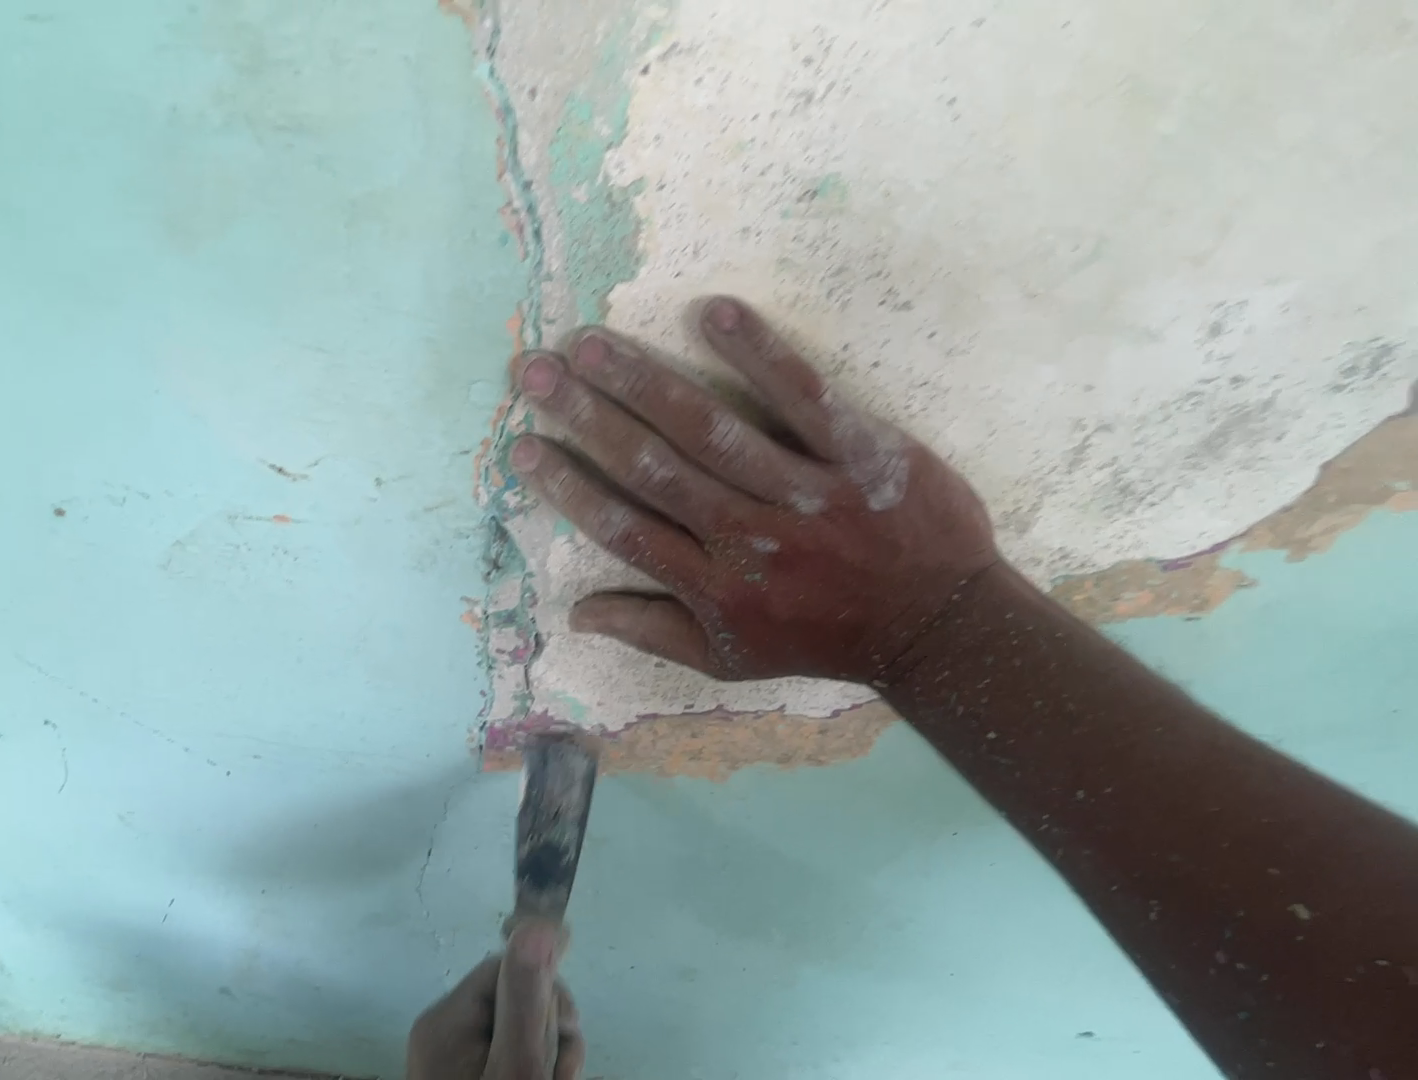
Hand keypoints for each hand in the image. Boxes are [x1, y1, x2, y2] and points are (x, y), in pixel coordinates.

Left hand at [407, 922, 582, 1079]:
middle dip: (549, 1028)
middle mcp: (443, 1029)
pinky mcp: (468, 1073)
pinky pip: (510, 1049)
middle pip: (514, 996)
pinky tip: (547, 1079)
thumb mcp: (517, 1067)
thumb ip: (525, 1001)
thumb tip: (537, 925)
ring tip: (556, 1079)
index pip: (505, 967)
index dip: (543, 989)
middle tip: (561, 1071)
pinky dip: (534, 1063)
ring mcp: (454, 1056)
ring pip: (519, 1025)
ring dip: (549, 1049)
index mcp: (444, 1019)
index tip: (572, 1025)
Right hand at [508, 296, 998, 685]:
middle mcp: (746, 536)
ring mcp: (803, 490)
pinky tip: (710, 311)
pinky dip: (758, 353)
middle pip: (653, 469)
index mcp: (711, 587)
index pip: (623, 529)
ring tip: (590, 344)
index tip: (522, 447)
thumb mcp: (727, 661)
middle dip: (586, 418)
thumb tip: (573, 615)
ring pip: (710, 428)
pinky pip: (803, 396)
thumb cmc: (818, 639)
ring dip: (644, 381)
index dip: (568, 488)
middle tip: (536, 373)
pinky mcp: (859, 452)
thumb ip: (649, 632)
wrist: (935, 625)